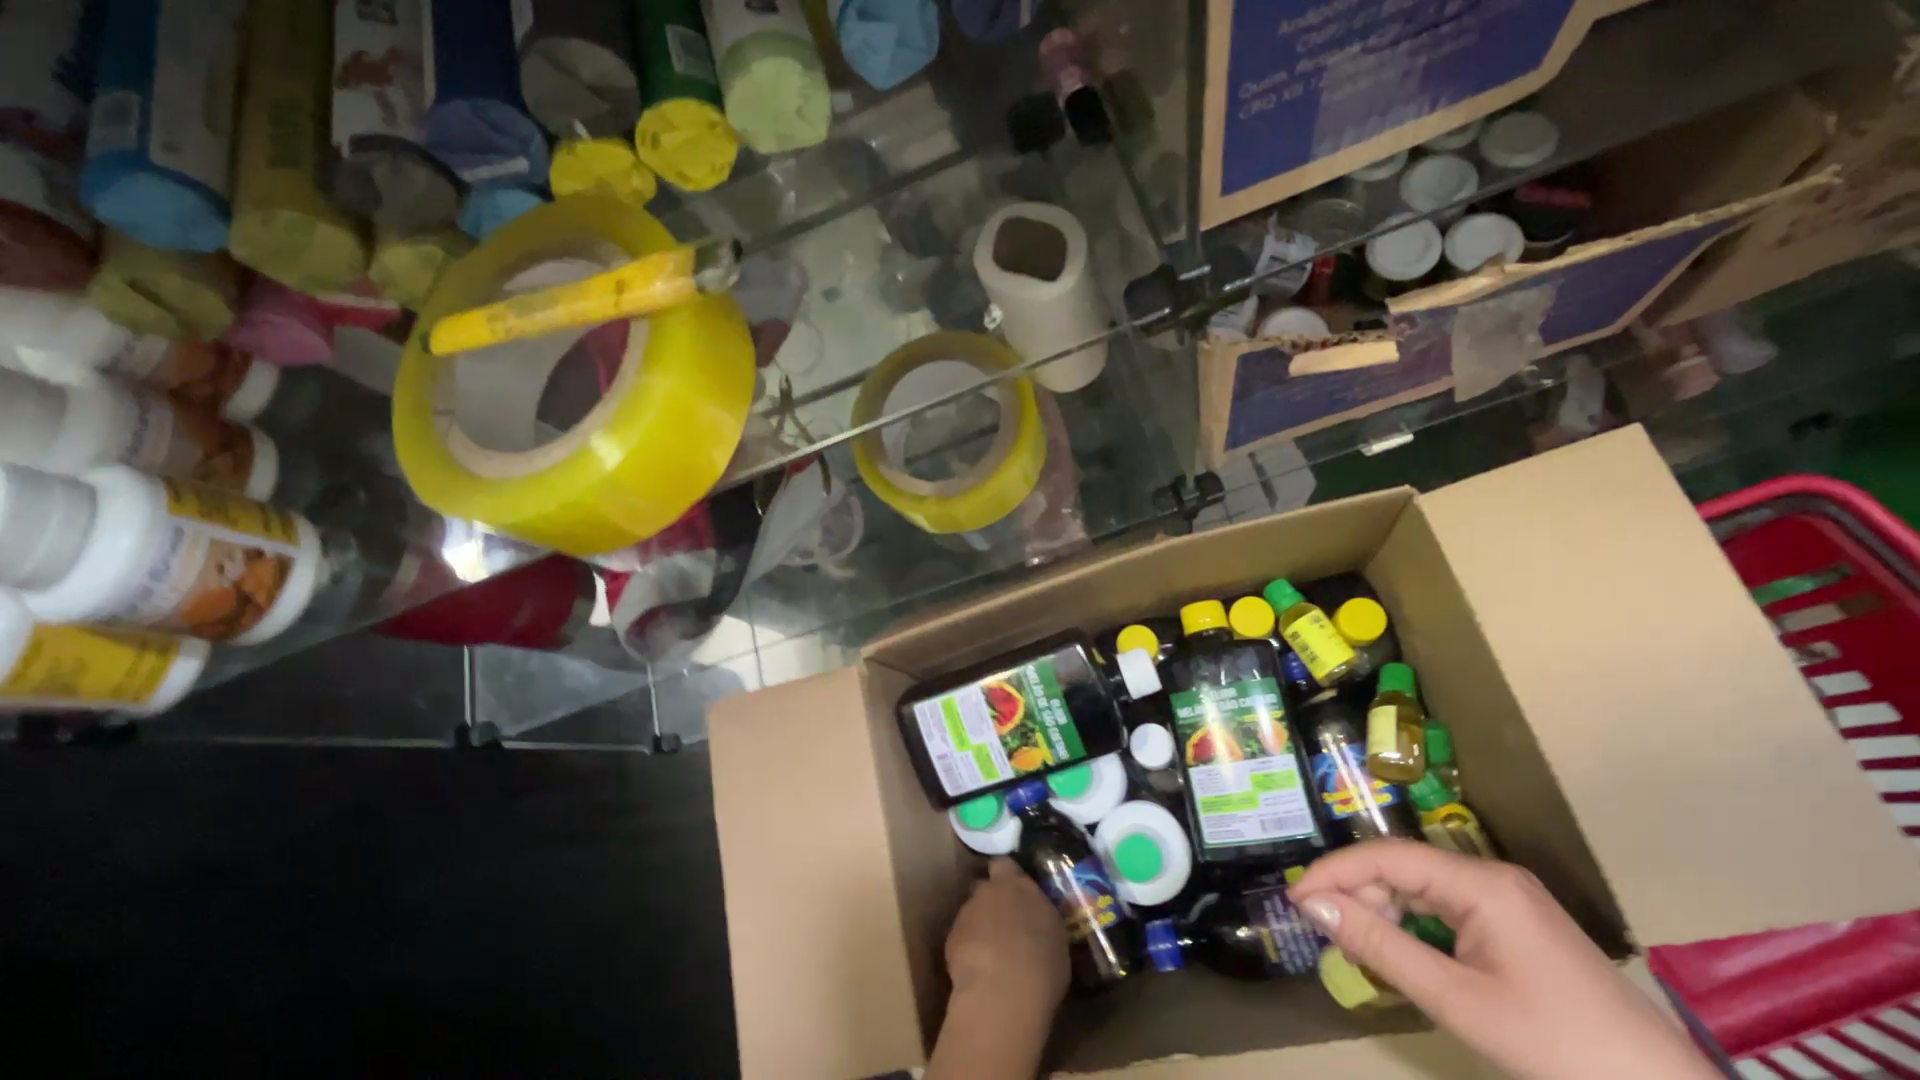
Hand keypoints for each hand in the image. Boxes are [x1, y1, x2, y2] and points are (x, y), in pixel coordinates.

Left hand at [945, 857, 1070, 1009]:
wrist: (1003, 991)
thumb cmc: (1042, 965)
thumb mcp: (1055, 937)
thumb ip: (1040, 918)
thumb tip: (1036, 921)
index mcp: (1019, 886)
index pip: (1005, 864)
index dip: (1006, 876)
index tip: (1014, 890)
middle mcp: (990, 892)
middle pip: (983, 886)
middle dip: (990, 899)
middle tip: (1003, 921)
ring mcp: (967, 913)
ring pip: (971, 911)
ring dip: (979, 924)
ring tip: (991, 952)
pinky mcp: (951, 937)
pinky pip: (961, 936)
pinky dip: (968, 947)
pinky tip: (979, 968)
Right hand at [1289, 840, 1716, 1079]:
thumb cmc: (1553, 1044)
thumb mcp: (1454, 998)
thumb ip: (1380, 947)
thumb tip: (1311, 903)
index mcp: (1482, 884)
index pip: (1387, 856)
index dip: (1334, 872)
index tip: (1294, 903)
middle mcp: (1494, 877)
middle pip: (1404, 868)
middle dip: (1360, 896)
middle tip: (1330, 940)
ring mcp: (1510, 901)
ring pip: (1424, 889)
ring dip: (1385, 914)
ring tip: (1364, 955)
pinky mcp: (1519, 925)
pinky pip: (1449, 910)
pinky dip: (1416, 928)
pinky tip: (1405, 958)